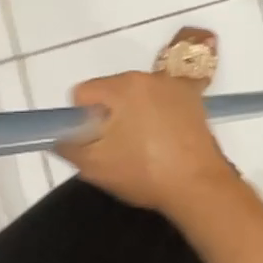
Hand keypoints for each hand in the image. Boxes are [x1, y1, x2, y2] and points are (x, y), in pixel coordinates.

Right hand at [58, 71, 239, 216]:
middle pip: (112, 91)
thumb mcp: (92, 166)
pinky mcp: (194, 99)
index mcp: (124, 86)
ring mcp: (175, 86)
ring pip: (137, 97)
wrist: (198, 186)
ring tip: (144, 148)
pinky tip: (164, 142)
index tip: (96, 142)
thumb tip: (64, 133)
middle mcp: (150, 77)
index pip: (84, 92)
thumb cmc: (143, 172)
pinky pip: (161, 102)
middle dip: (109, 116)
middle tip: (120, 149)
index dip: (81, 119)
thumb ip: (68, 144)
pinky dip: (157, 116)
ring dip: (134, 115)